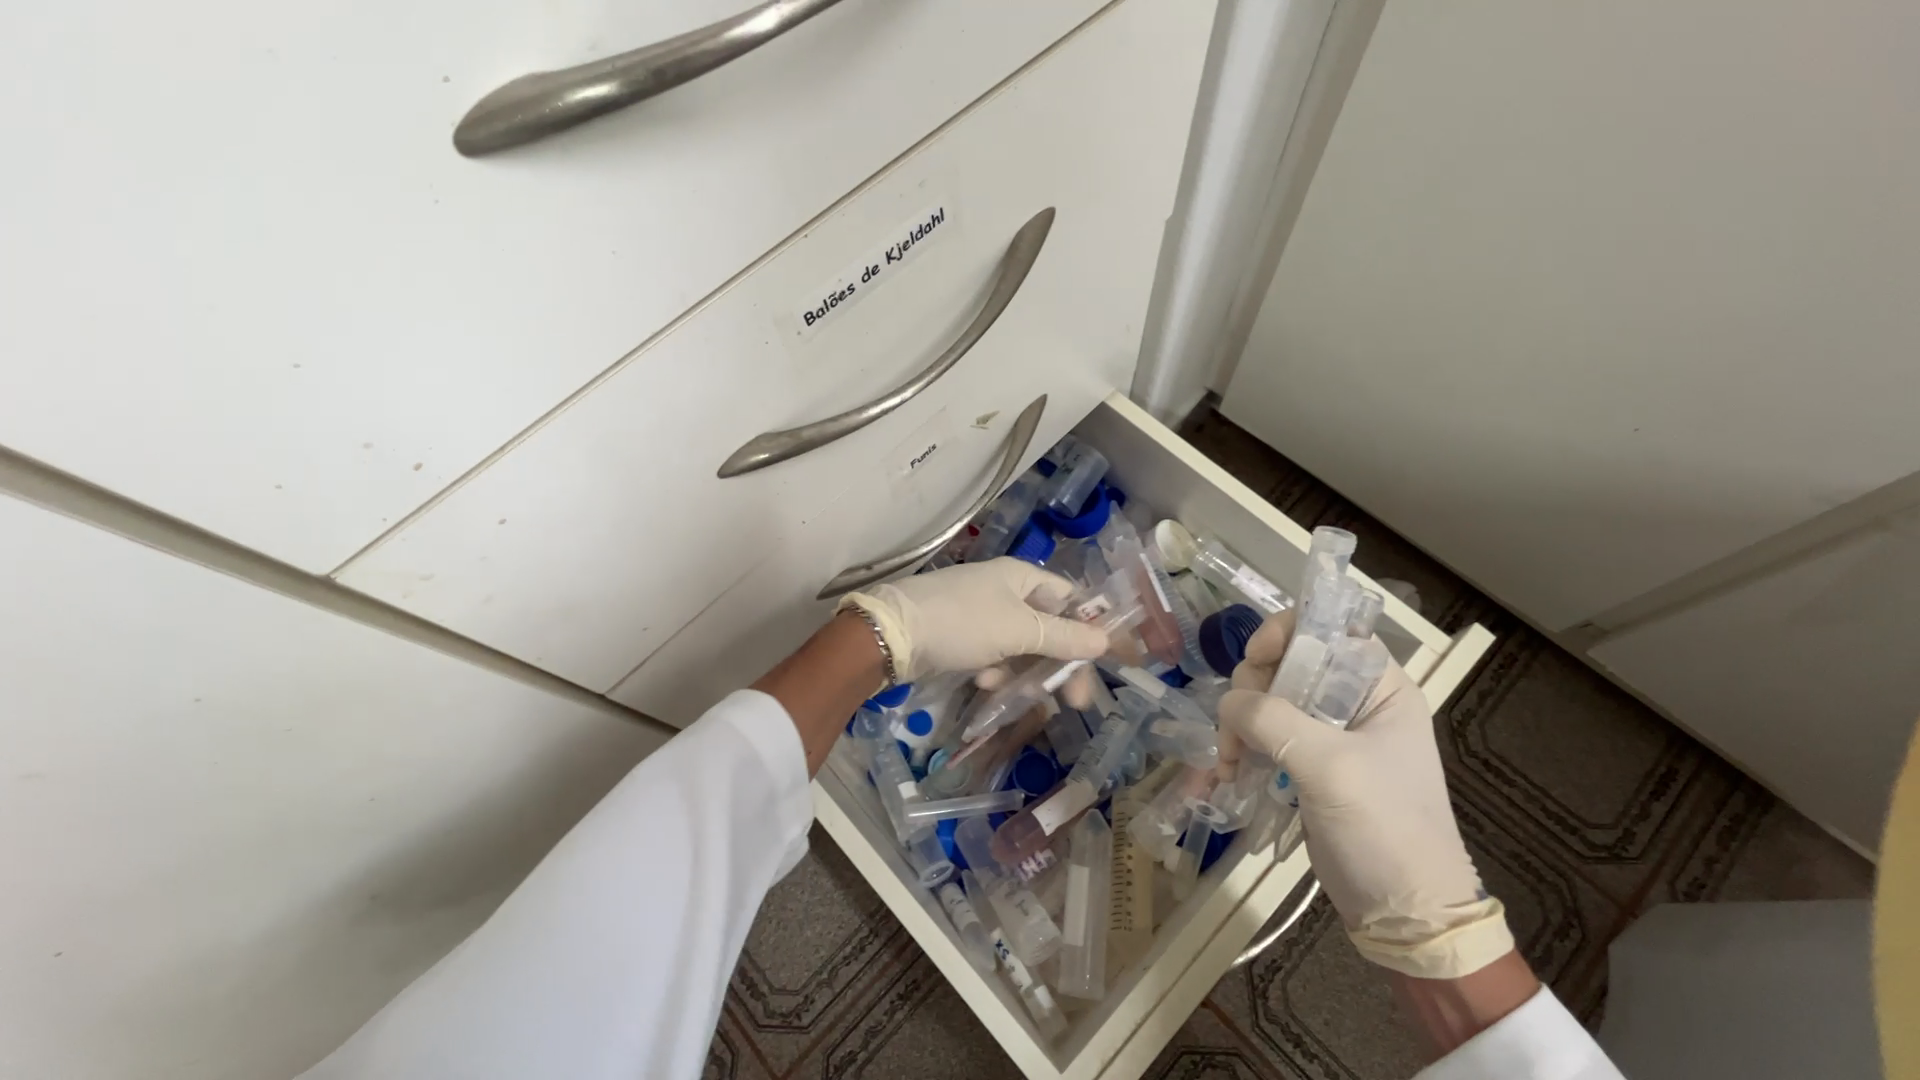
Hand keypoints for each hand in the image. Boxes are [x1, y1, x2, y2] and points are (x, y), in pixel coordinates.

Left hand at [838, 559, 1109, 686]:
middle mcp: (1004, 591)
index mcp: (1022, 577)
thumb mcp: (1018, 630)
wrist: (890, 634)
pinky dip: (994, 671)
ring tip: (1024, 699)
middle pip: (1048, 628)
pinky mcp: (960, 637)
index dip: (1094, 628)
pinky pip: (992, 655)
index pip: (1072, 599)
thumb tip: (1105, 641)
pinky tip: (983, 684)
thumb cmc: (962, 622)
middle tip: (1076, 702)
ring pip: (1020, 647)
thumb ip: (1063, 637)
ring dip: (1026, 673)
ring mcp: (980, 614)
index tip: (1117, 659)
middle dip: (1061, 664)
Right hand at [1217, 613, 1514, 979]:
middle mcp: (1354, 702)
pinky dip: (1242, 749)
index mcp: (1379, 688)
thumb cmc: (1384, 829)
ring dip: (1239, 724)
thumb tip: (1226, 701)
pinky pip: (1264, 736)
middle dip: (1253, 691)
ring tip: (1230, 762)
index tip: (1254, 660)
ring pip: (1267, 701)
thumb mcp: (1331, 767)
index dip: (1286, 632)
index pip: (1329, 629)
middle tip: (1239, 729)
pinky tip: (1230, 773)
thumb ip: (1274, 721)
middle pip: (1286, 664)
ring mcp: (1329, 735)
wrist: (1404, 913)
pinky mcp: (1308, 766)